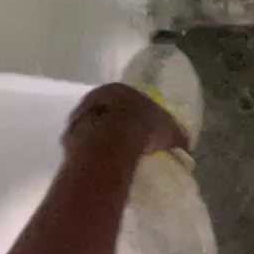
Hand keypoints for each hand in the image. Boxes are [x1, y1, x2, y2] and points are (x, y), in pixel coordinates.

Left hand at [62, 83, 188, 159]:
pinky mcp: (68, 137)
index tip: (139, 127)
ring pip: (89, 126)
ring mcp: (78, 116)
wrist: (110, 144)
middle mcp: (95, 97)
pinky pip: (80, 144)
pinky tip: (98, 164)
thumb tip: (186, 147)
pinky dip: (88, 152)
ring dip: (98, 138)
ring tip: (111, 156)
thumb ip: (177, 137)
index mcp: (118, 89)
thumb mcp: (169, 131)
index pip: (125, 97)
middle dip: (114, 124)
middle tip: (124, 142)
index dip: (133, 112)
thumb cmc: (143, 128)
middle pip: (105, 110)